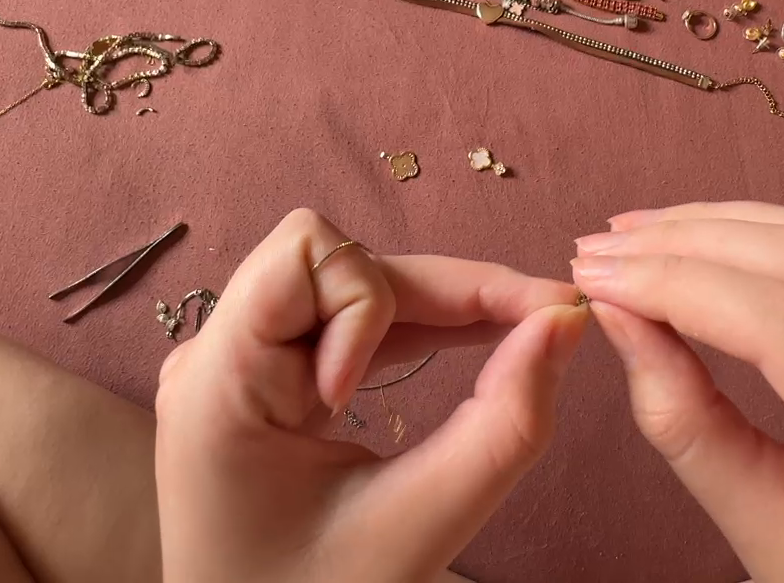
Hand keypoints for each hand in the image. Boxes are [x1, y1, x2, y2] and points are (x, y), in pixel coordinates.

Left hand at [155, 208, 588, 582]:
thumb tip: (565, 321)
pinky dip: (419, 326)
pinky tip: (476, 335)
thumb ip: (502, 426)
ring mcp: (243, 358)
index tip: (383, 381)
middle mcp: (221, 350)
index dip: (366, 297)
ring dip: (440, 304)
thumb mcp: (413, 532)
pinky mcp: (271, 372)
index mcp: (218, 380)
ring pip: (359, 285)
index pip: (301, 252)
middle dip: (447, 289)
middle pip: (344, 265)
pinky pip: (353, 321)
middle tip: (550, 313)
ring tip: (522, 326)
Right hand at [572, 202, 783, 582]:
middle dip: (687, 243)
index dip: (681, 285)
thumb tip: (615, 311)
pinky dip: (755, 233)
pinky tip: (696, 236)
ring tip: (631, 234)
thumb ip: (685, 422)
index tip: (594, 276)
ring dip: (716, 225)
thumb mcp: (763, 541)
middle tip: (597, 249)